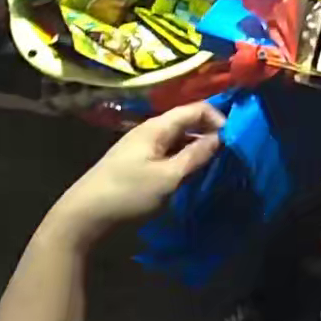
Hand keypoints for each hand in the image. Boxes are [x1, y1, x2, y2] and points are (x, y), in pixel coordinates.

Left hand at [43, 103, 225, 244]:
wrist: (85, 212)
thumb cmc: (129, 192)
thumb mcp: (168, 177)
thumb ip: (196, 156)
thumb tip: (221, 138)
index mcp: (157, 126)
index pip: (196, 108)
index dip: (219, 119)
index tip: (234, 142)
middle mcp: (150, 129)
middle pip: (187, 121)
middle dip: (210, 133)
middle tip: (229, 156)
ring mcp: (142, 144)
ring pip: (178, 137)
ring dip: (197, 147)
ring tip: (214, 167)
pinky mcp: (137, 159)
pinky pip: (168, 150)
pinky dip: (183, 157)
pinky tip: (190, 174)